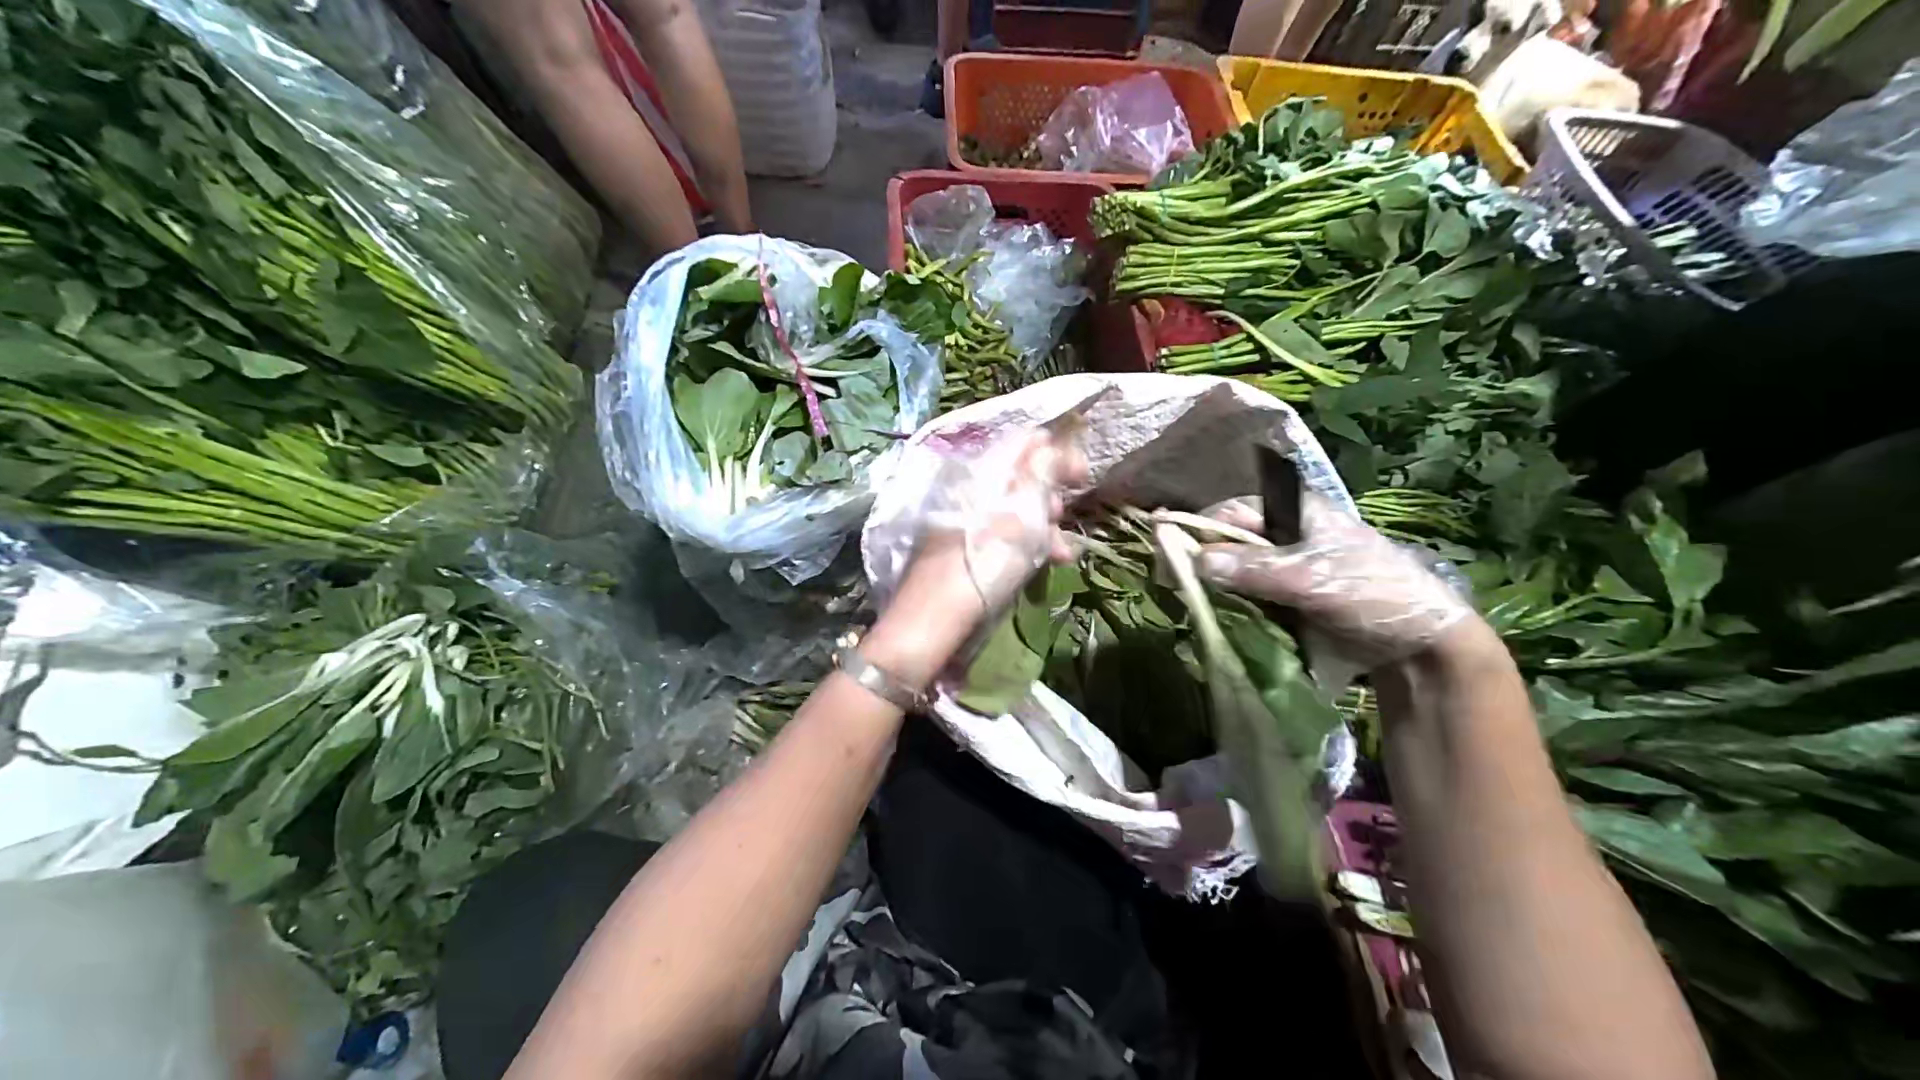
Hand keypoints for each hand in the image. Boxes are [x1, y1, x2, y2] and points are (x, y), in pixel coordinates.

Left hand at [864, 428, 1086, 685]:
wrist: (932, 623)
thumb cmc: (983, 565)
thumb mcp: (1020, 517)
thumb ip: (1038, 475)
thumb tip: (1048, 442)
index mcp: (978, 474)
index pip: (1020, 445)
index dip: (1055, 453)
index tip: (1082, 476)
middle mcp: (971, 491)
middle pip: (1021, 479)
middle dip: (1051, 496)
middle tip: (1063, 518)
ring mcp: (969, 522)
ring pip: (1018, 511)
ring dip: (1046, 527)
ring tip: (1062, 555)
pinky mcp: (969, 549)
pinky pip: (1005, 535)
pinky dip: (1028, 545)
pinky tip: (1046, 564)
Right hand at [1196, 492, 1476, 668]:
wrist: (1418, 647)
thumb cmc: (1373, 594)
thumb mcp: (1313, 578)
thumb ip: (1254, 568)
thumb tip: (1196, 559)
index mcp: (1295, 513)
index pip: (1232, 512)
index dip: (1199, 528)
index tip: (1170, 552)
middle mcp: (1283, 536)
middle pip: (1227, 541)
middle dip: (1201, 561)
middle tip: (1174, 584)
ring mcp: (1282, 570)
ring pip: (1230, 572)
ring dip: (1210, 588)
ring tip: (1188, 604)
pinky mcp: (1282, 600)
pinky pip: (1243, 597)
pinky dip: (1226, 607)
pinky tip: (1212, 617)